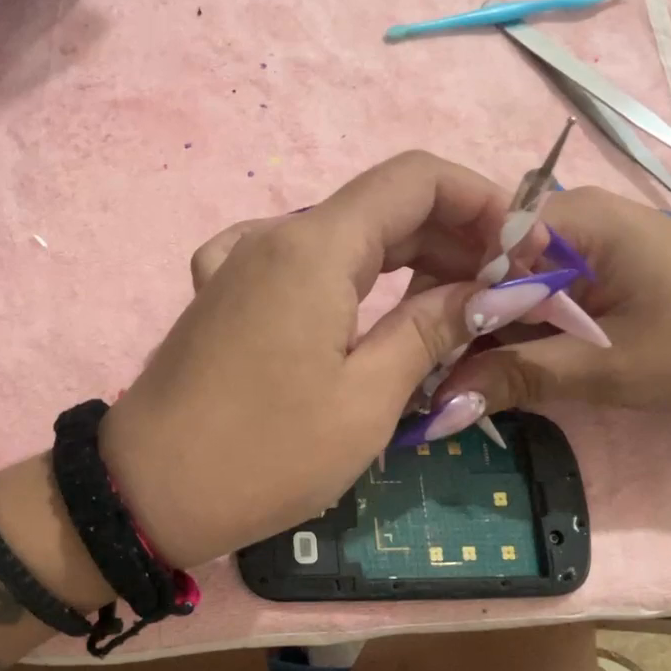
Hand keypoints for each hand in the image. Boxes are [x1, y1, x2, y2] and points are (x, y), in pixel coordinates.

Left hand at [100, 152, 540, 568]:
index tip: (524, 252)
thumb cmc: (263, 454)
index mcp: (312, 246)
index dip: (483, 201)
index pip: (415, 178)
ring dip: (401, 262)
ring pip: (339, 237)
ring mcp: (237, 264)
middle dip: (450, 238)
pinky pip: (292, 264)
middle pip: (379, 207)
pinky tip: (352, 308)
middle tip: (499, 297)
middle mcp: (271, 236)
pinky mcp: (219, 296)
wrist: (146, 491)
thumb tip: (490, 290)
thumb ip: (431, 329)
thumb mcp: (366, 400)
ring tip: (449, 313)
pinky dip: (341, 277)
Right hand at [437, 187, 670, 412]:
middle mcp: (564, 218)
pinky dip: (512, 330)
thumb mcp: (608, 366)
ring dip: (481, 331)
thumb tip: (439, 402)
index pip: (470, 250)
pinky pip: (529, 294)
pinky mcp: (588, 268)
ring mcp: (577, 242)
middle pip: (480, 266)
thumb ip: (519, 375)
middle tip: (432, 379)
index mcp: (568, 217)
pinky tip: (497, 366)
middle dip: (455, 322)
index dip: (437, 303)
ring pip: (502, 285)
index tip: (416, 356)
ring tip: (455, 380)